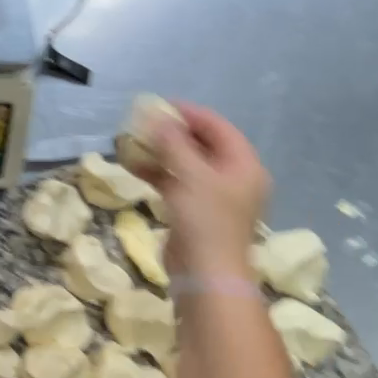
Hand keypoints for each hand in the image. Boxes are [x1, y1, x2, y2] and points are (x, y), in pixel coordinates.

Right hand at [147, 102, 268, 281]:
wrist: (206, 272)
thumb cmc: (205, 219)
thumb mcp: (190, 175)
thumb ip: (173, 143)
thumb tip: (157, 117)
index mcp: (244, 165)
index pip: (218, 127)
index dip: (190, 114)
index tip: (159, 104)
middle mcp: (233, 177)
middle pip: (203, 144)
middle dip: (172, 132)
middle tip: (143, 122)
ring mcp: (214, 195)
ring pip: (186, 163)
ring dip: (161, 151)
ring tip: (133, 142)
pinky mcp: (195, 210)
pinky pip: (176, 181)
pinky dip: (158, 172)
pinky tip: (134, 166)